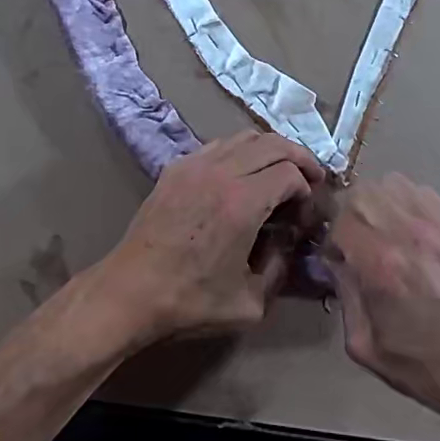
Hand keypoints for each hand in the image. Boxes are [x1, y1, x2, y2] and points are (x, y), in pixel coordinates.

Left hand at [94, 131, 324, 345]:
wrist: (129, 293)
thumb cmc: (189, 302)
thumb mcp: (250, 303)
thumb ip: (280, 267)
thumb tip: (289, 241)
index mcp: (242, 202)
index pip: (291, 174)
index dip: (307, 191)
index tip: (304, 216)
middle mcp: (221, 173)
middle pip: (274, 144)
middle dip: (300, 160)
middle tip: (310, 180)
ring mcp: (195, 165)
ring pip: (246, 137)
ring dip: (271, 151)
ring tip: (281, 173)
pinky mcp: (177, 168)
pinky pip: (220, 145)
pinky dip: (241, 152)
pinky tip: (243, 175)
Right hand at [325, 174, 439, 427]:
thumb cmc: (422, 364)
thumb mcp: (363, 343)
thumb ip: (344, 293)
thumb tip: (338, 262)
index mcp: (379, 262)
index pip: (339, 221)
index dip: (333, 241)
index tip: (339, 260)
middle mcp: (408, 231)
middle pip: (363, 193)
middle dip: (352, 215)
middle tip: (359, 243)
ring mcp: (439, 222)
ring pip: (393, 185)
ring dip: (380, 204)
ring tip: (386, 232)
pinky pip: (424, 194)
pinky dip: (409, 205)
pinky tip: (415, 233)